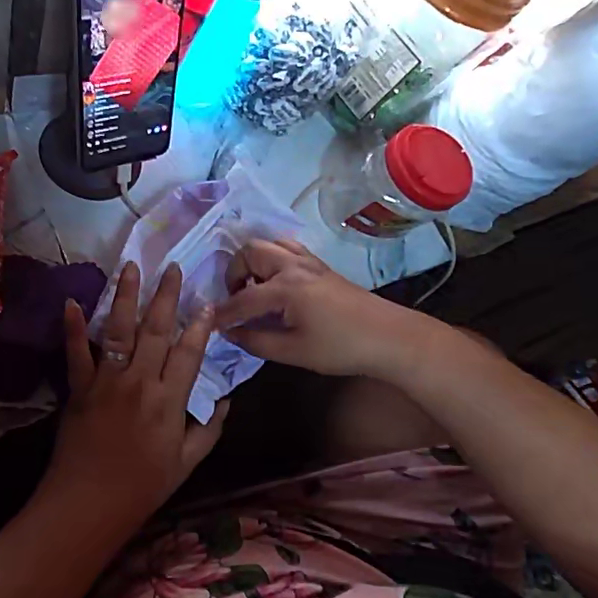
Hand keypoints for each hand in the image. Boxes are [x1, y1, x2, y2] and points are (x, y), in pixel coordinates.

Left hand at [38, 262, 228, 531]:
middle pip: (155, 330)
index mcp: (168, 400)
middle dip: (166, 297)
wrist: (89, 502)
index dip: (200, 326)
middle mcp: (138, 381)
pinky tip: (71, 301)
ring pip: (117, 330)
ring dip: (125, 296)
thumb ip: (210, 429)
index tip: (207, 304)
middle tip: (172, 268)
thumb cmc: (143, 486)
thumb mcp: (188, 463)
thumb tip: (225, 400)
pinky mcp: (78, 388)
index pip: (189, 353)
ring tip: (131, 267)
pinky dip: (72, 327)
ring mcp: (106, 381)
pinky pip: (75, 353)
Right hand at [213, 238, 444, 380]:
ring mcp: (308, 261)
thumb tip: (230, 333)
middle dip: (234, 274)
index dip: (222, 314)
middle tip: (236, 301)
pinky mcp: (320, 265)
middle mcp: (293, 266)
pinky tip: (275, 282)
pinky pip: (287, 248)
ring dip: (253, 262)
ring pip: (268, 244)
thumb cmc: (341, 348)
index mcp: (285, 288)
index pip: (241, 299)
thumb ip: (256, 341)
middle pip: (249, 253)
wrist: (389, 337)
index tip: (208, 325)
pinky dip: (272, 258)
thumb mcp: (293, 352)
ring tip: (254, 289)